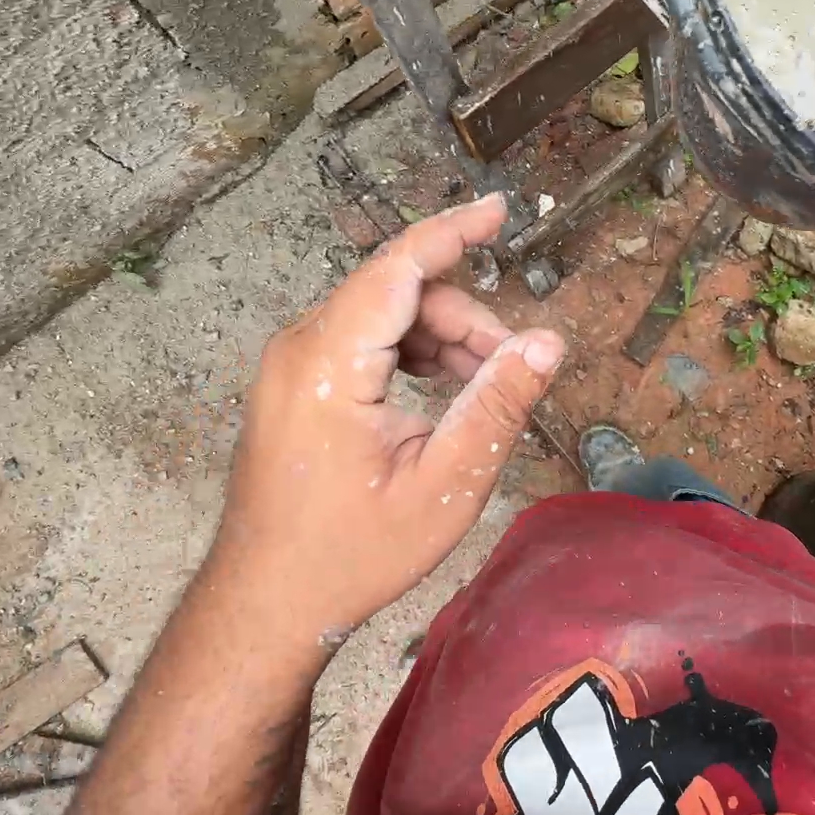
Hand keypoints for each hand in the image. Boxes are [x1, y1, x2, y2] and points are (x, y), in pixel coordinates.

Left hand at [210, 193, 565, 631]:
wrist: (266, 605)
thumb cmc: (353, 554)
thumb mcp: (445, 485)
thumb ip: (498, 405)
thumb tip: (548, 342)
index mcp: (329, 364)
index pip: (398, 268)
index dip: (453, 231)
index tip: (502, 210)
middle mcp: (301, 346)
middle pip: (400, 294)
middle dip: (467, 320)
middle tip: (513, 371)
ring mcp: (293, 363)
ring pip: (387, 315)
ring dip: (444, 339)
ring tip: (482, 392)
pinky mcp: (298, 380)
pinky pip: (367, 340)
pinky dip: (414, 354)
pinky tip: (444, 393)